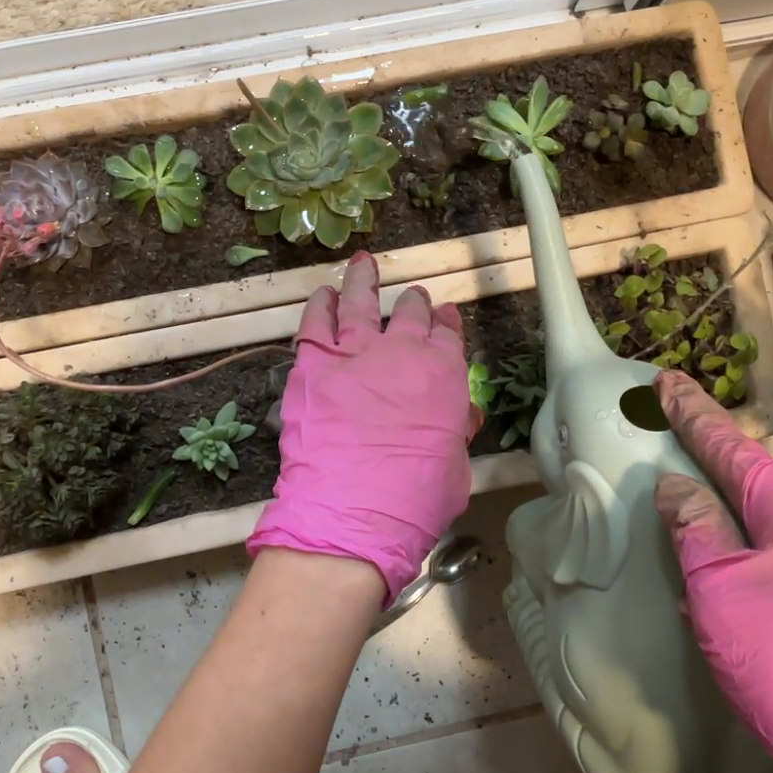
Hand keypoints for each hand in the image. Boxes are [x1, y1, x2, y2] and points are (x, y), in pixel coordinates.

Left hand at [246, 253, 476, 602]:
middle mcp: (401, 351)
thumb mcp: (455, 466)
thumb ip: (454, 430)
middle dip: (413, 303)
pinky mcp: (312, 364)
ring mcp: (354, 352)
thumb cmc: (417, 498)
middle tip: (412, 298)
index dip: (446, 325)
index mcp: (443, 373)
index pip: (448, 336)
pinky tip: (323, 294)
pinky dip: (319, 305)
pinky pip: (315, 323)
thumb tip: (460, 415)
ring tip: (363, 263)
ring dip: (363, 280)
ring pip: (359, 301)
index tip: (443, 317)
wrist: (355, 509)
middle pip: (409, 313)